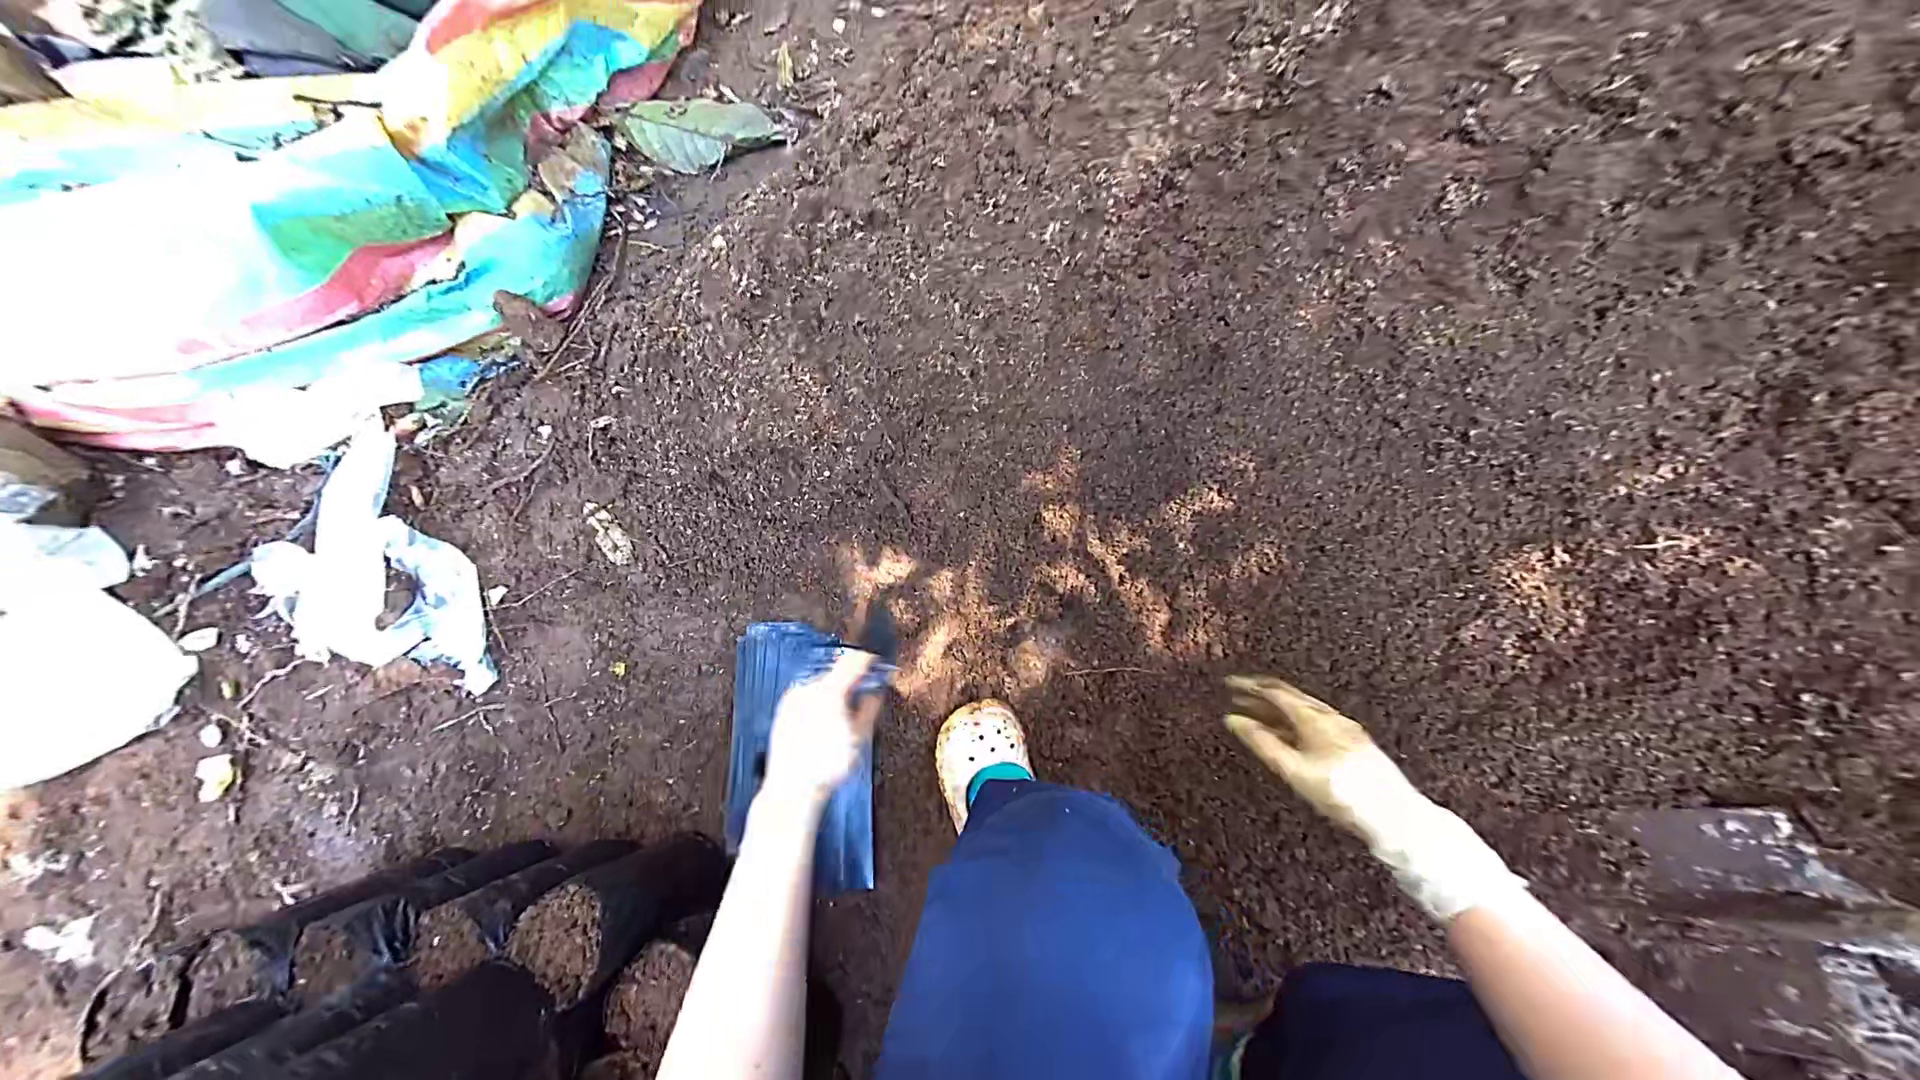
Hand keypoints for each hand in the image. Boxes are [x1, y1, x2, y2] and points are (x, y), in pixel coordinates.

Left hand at [763, 649, 885, 803]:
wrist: (793, 787)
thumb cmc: (826, 767)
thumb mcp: (860, 738)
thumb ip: (870, 708)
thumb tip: (875, 692)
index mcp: (830, 694)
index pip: (853, 662)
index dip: (867, 659)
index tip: (874, 661)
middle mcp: (808, 691)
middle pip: (837, 675)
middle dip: (851, 684)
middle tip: (862, 698)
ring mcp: (793, 699)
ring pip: (822, 687)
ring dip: (834, 696)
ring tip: (838, 723)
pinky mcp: (784, 708)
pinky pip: (807, 698)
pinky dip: (818, 704)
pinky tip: (821, 727)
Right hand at [1223, 675, 1424, 839]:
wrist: (1395, 817)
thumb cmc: (1346, 794)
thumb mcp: (1293, 769)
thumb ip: (1261, 743)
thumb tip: (1234, 721)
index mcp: (1315, 718)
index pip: (1275, 691)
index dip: (1250, 685)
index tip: (1232, 683)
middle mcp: (1331, 718)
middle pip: (1291, 697)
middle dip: (1262, 695)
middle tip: (1240, 695)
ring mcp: (1344, 731)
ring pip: (1304, 710)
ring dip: (1277, 709)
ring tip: (1258, 714)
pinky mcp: (1352, 745)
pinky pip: (1315, 723)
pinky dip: (1293, 722)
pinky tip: (1288, 734)